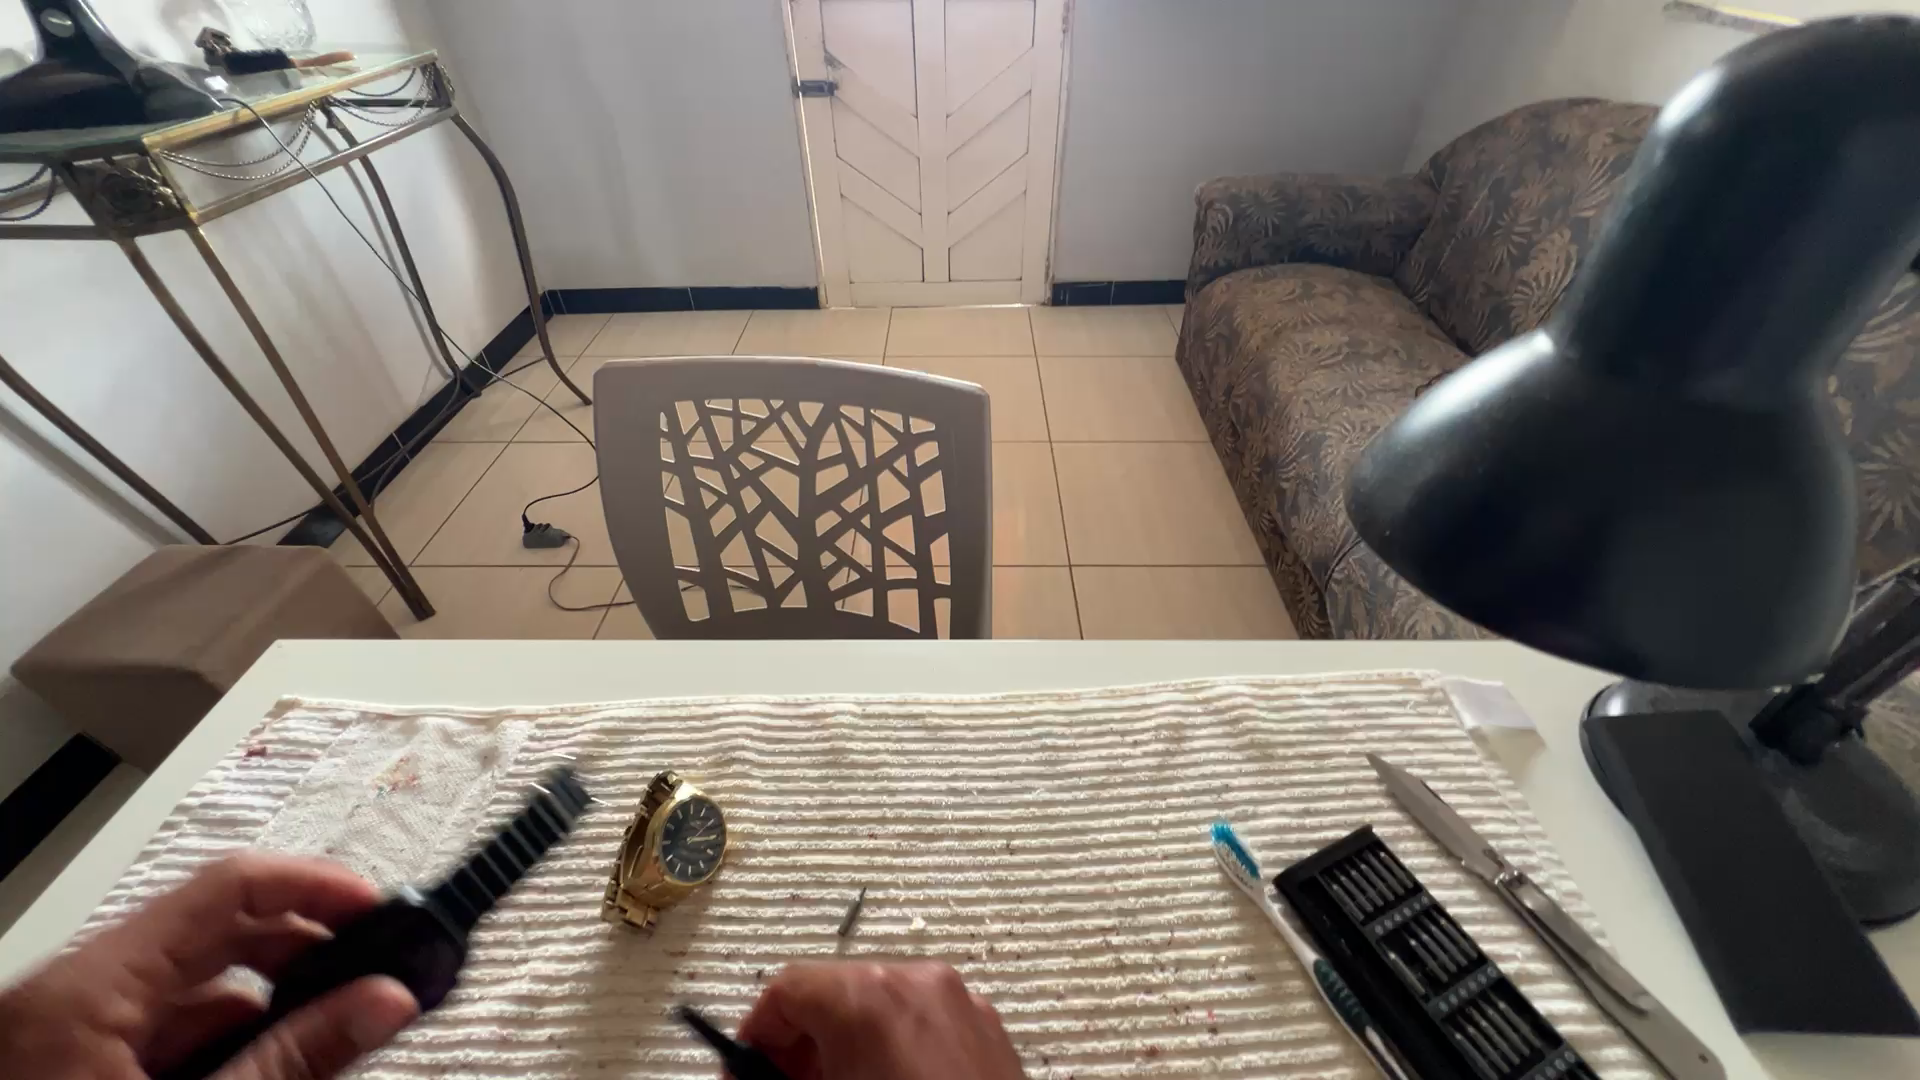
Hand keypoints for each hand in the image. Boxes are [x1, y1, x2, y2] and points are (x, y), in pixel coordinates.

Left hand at [0, 854, 417, 1079]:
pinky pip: (159, 1022)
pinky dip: (221, 1034)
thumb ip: (293, 1060)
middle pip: (218, 925)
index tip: (377, 912)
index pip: (233, 885)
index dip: (318, 885)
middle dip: (304, 944)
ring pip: (192, 978)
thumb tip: (390, 1001)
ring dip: (268, 993)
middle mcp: (65, 995)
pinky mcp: (57, 1066)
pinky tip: (257, 1066)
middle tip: (365, 971)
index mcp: (87, 992)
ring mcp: (55, 1032)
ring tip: (320, 1027)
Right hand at [737, 961, 1023, 1079]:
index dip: (756, 1034)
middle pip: (835, 991)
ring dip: (845, 1044)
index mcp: (871, 995)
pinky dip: (893, 1045)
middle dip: (800, 1044)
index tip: (742, 1076)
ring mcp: (959, 998)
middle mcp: (917, 979)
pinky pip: (920, 1018)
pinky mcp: (987, 1024)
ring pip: (879, 1003)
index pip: (789, 986)